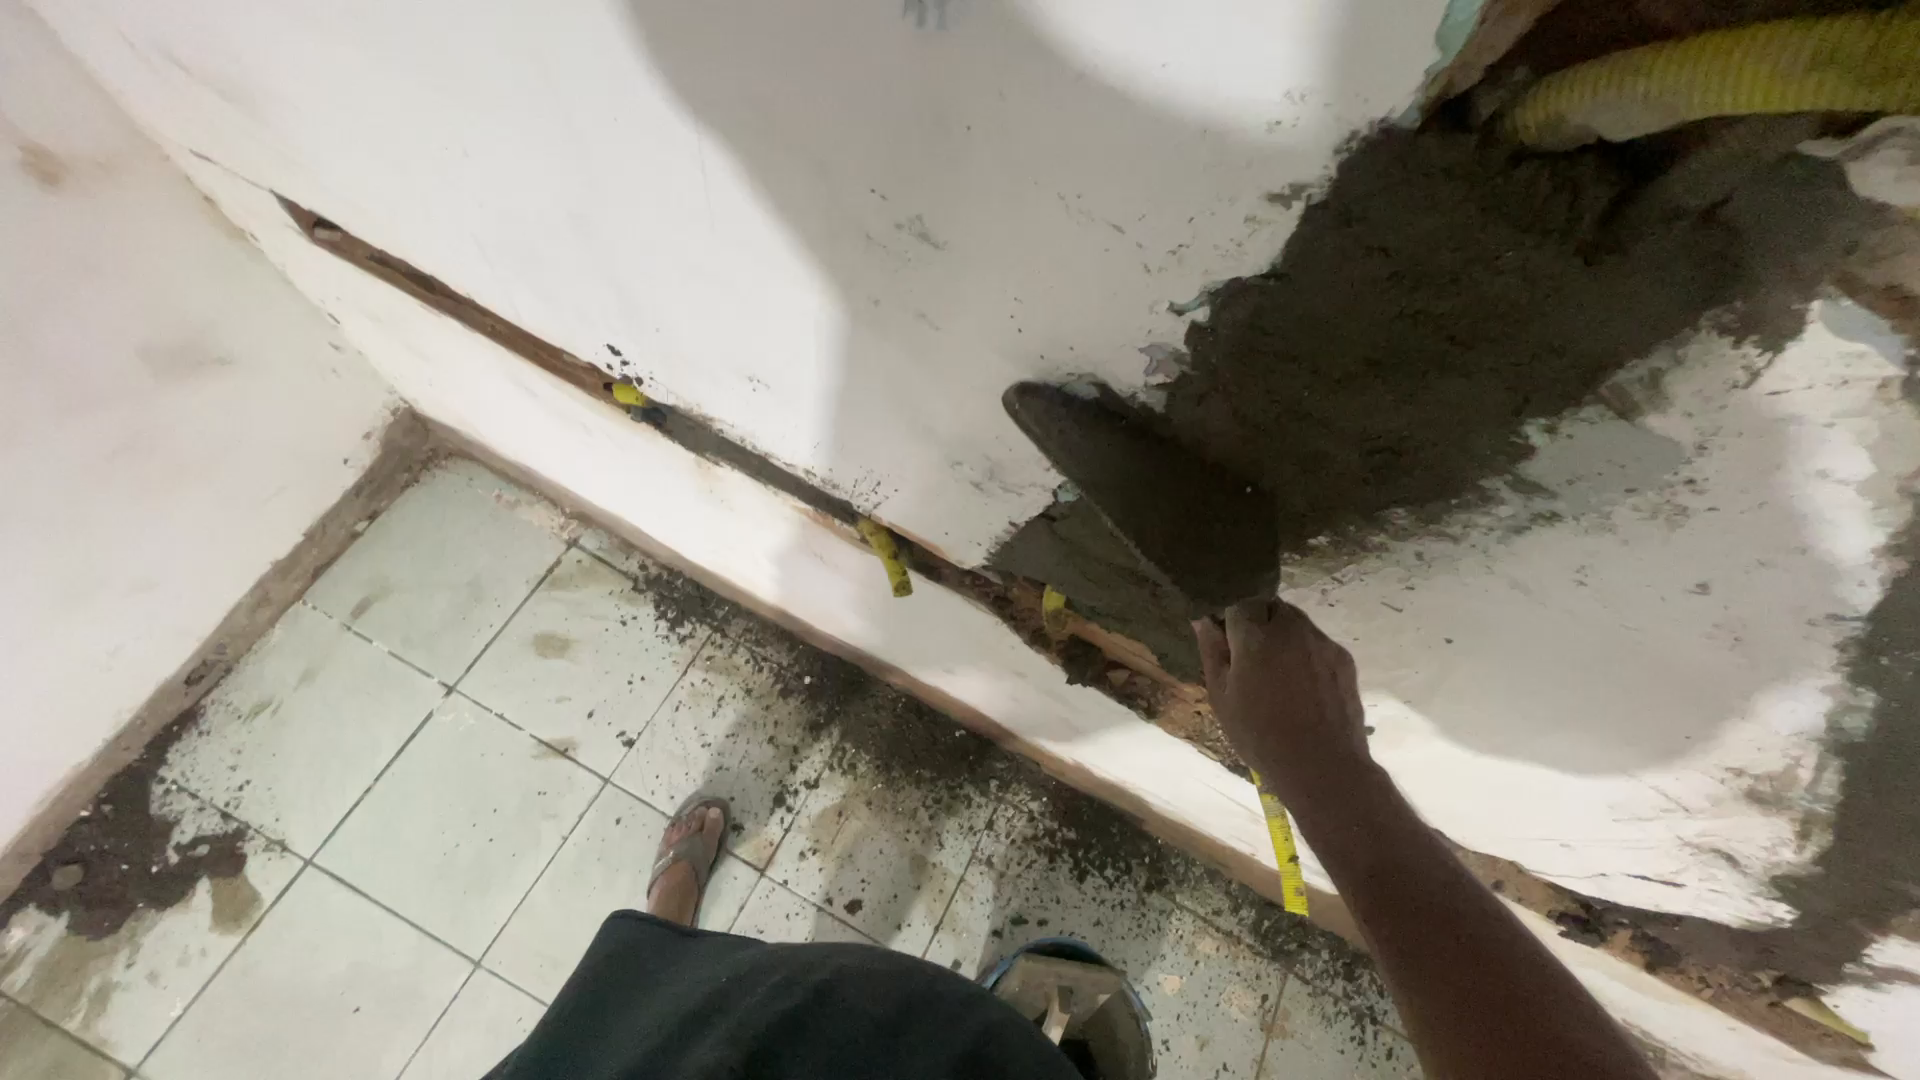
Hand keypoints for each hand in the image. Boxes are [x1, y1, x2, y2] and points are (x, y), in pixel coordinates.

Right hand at [1193, 598, 1372, 803]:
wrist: (1323, 766)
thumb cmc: (1260, 735)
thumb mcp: (1222, 697)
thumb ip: (1212, 652)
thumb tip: (1203, 620)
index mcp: (1256, 638)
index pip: (1239, 603)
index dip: (1229, 618)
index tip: (1225, 639)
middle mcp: (1291, 630)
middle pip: (1270, 605)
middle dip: (1257, 619)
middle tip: (1248, 653)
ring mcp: (1321, 642)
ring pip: (1296, 620)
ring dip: (1281, 632)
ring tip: (1275, 668)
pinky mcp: (1343, 658)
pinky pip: (1316, 640)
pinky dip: (1303, 649)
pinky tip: (1300, 682)